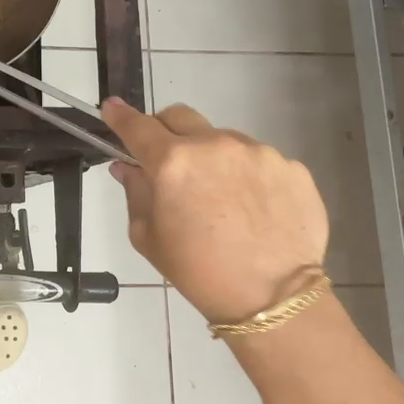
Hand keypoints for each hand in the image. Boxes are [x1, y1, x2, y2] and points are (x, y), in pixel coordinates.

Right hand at [101, 98, 329, 323]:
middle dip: (165, 131)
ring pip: (222, 139)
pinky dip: (246, 175)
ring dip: (210, 156)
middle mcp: (215, 145)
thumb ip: (136, 193)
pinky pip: (258, 161)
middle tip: (166, 161)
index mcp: (172, 162)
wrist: (272, 295)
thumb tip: (129, 168)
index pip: (137, 127)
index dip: (120, 116)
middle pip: (179, 117)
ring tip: (219, 198)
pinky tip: (250, 209)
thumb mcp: (148, 236)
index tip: (111, 108)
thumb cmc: (197, 270)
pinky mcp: (292, 167)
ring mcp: (259, 152)